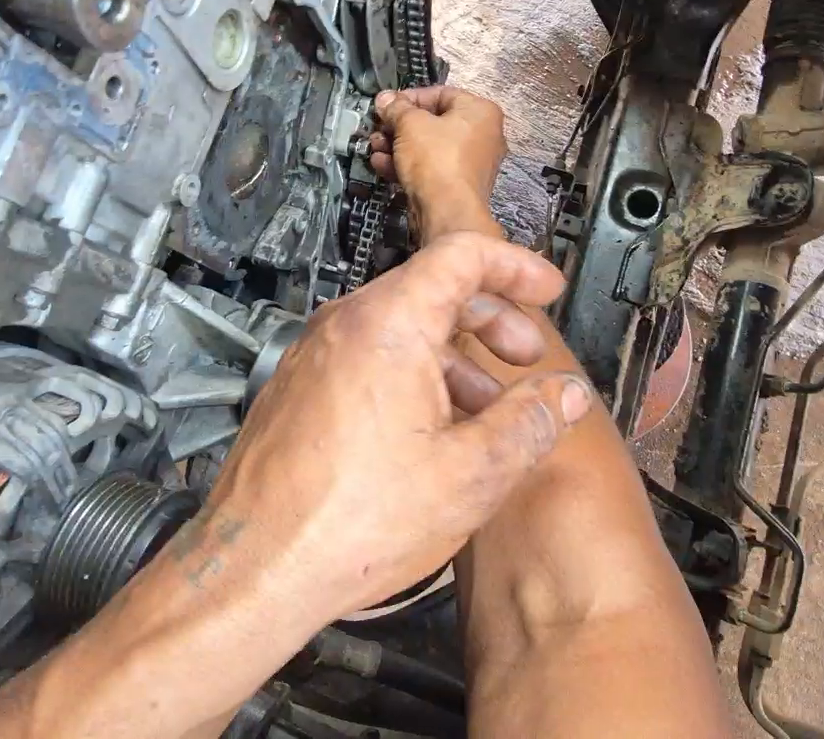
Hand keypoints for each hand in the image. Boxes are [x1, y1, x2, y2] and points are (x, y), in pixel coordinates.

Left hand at [196, 233, 593, 624]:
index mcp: (388, 324)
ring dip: (456, 356)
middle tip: (526, 358)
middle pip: (433, 289)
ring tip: (487, 409)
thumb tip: (564, 395)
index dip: (514, 266)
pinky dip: (415, 373)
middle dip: (492, 319)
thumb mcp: (470, 473)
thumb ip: (529, 422)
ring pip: (401, 327)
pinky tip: (434, 428)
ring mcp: (317, 353)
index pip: (461, 256)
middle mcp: (345, 325)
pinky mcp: (302, 384)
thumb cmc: (351, 521)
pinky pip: (370, 355)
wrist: (259, 567)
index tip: (544, 288)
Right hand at [368, 86, 507, 240]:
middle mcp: (483, 135)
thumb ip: (396, 108)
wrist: (447, 213)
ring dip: (397, 146)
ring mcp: (471, 164)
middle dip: (399, 126)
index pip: (442, 93)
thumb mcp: (410, 124)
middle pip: (433, 122)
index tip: (387, 105)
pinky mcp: (457, 187)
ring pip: (428, 147)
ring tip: (375, 147)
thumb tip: (385, 98)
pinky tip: (381, 165)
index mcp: (481, 112)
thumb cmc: (435, 158)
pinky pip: (430, 168)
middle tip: (377, 129)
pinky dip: (406, 165)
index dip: (410, 97)